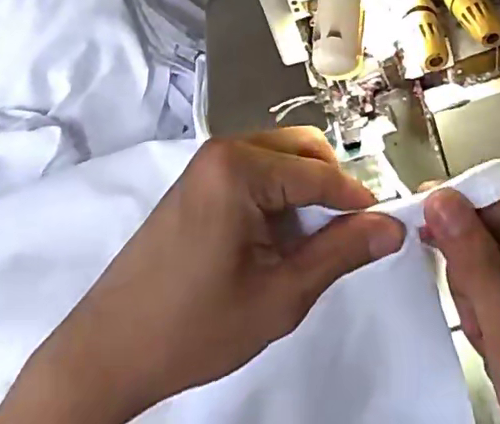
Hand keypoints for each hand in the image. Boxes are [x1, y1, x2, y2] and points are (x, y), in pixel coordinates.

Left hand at [0, 129, 405, 423]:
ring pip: (281, 159)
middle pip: (302, 151)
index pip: (320, 174)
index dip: (358, 202)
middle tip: (343, 242)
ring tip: (306, 249)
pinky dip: (278, 197)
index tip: (387, 229)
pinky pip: (255, 171)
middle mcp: (224, 149)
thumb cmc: (194, 327)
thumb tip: (391, 227)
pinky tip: (274, 243)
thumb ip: (339, 253)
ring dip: (304, 194)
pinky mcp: (198, 180)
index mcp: (241, 168)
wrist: (108, 349)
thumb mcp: (279, 296)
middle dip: (330, 191)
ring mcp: (207, 162)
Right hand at [424, 188, 499, 423]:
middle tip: (480, 317)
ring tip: (493, 344)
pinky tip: (497, 350)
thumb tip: (440, 198)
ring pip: (493, 265)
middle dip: (478, 275)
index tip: (424, 211)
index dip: (468, 204)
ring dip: (480, 303)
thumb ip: (475, 264)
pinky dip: (489, 320)